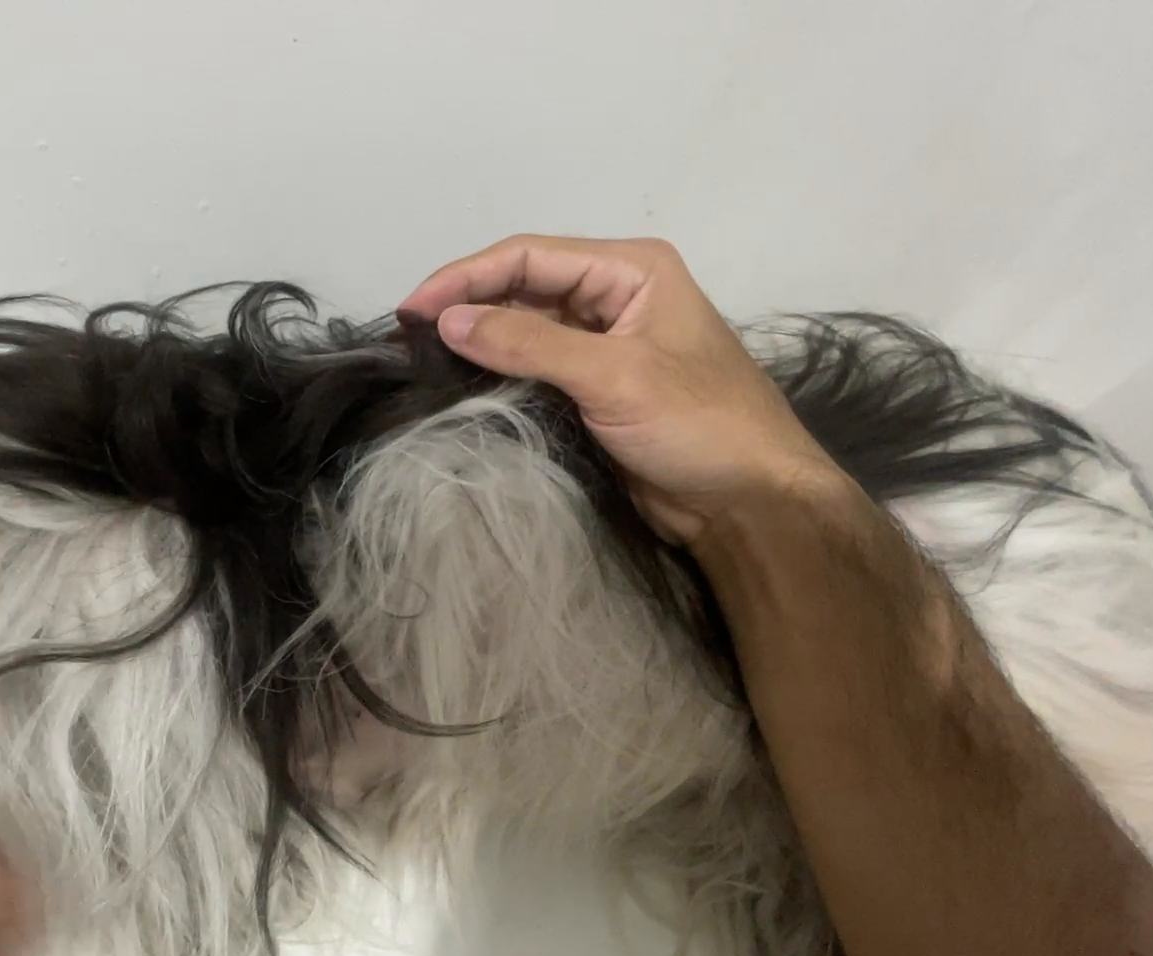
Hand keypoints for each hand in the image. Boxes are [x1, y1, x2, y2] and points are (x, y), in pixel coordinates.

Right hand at [401, 234, 845, 544]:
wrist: (745, 502)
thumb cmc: (697, 426)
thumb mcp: (614, 375)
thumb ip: (529, 344)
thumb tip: (447, 321)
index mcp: (629, 271)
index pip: (530, 257)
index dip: (465, 278)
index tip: (412, 310)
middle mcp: (612, 297)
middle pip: (521, 286)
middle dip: (466, 304)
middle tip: (408, 335)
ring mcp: (600, 345)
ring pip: (523, 327)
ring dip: (476, 338)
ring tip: (422, 356)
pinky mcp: (590, 388)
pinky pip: (531, 367)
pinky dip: (495, 371)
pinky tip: (460, 382)